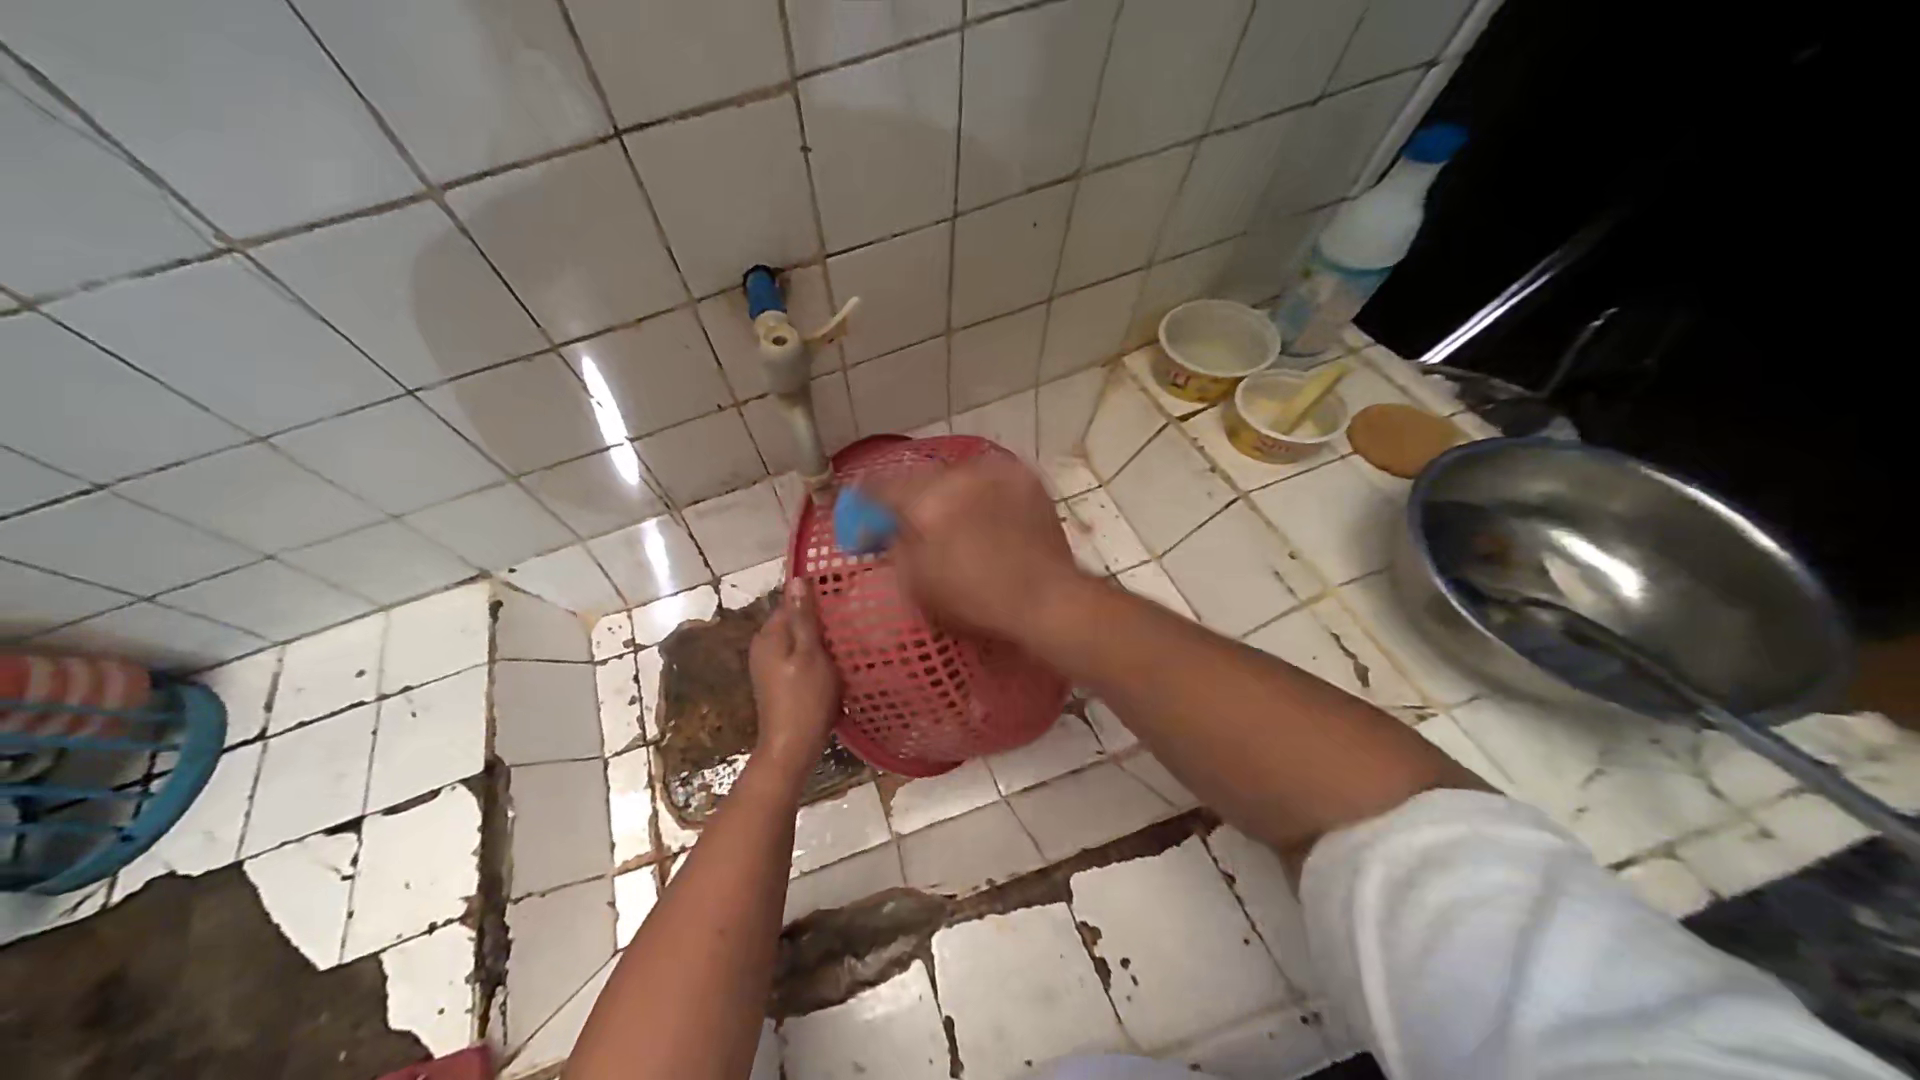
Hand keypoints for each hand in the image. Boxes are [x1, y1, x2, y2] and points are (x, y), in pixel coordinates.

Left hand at [748, 578, 839, 771]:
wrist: (792, 747)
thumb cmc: (804, 698)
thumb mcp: (810, 653)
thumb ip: (803, 617)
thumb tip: (796, 579)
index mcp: (769, 635)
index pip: (792, 602)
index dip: (818, 599)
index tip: (847, 599)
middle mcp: (763, 646)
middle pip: (795, 621)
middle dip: (821, 619)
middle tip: (853, 619)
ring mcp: (769, 665)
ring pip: (798, 640)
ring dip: (820, 639)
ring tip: (849, 638)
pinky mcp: (778, 681)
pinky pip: (799, 657)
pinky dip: (816, 656)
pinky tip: (836, 662)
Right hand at [866, 457, 1085, 640]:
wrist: (1048, 599)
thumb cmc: (977, 601)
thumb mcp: (918, 584)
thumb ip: (895, 548)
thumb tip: (885, 531)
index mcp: (926, 501)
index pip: (879, 487)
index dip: (864, 500)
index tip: (862, 516)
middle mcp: (959, 475)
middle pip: (920, 479)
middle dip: (911, 499)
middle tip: (911, 521)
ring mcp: (996, 472)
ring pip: (957, 476)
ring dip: (948, 494)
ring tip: (954, 519)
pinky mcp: (1025, 478)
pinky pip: (990, 479)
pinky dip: (981, 493)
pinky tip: (985, 514)